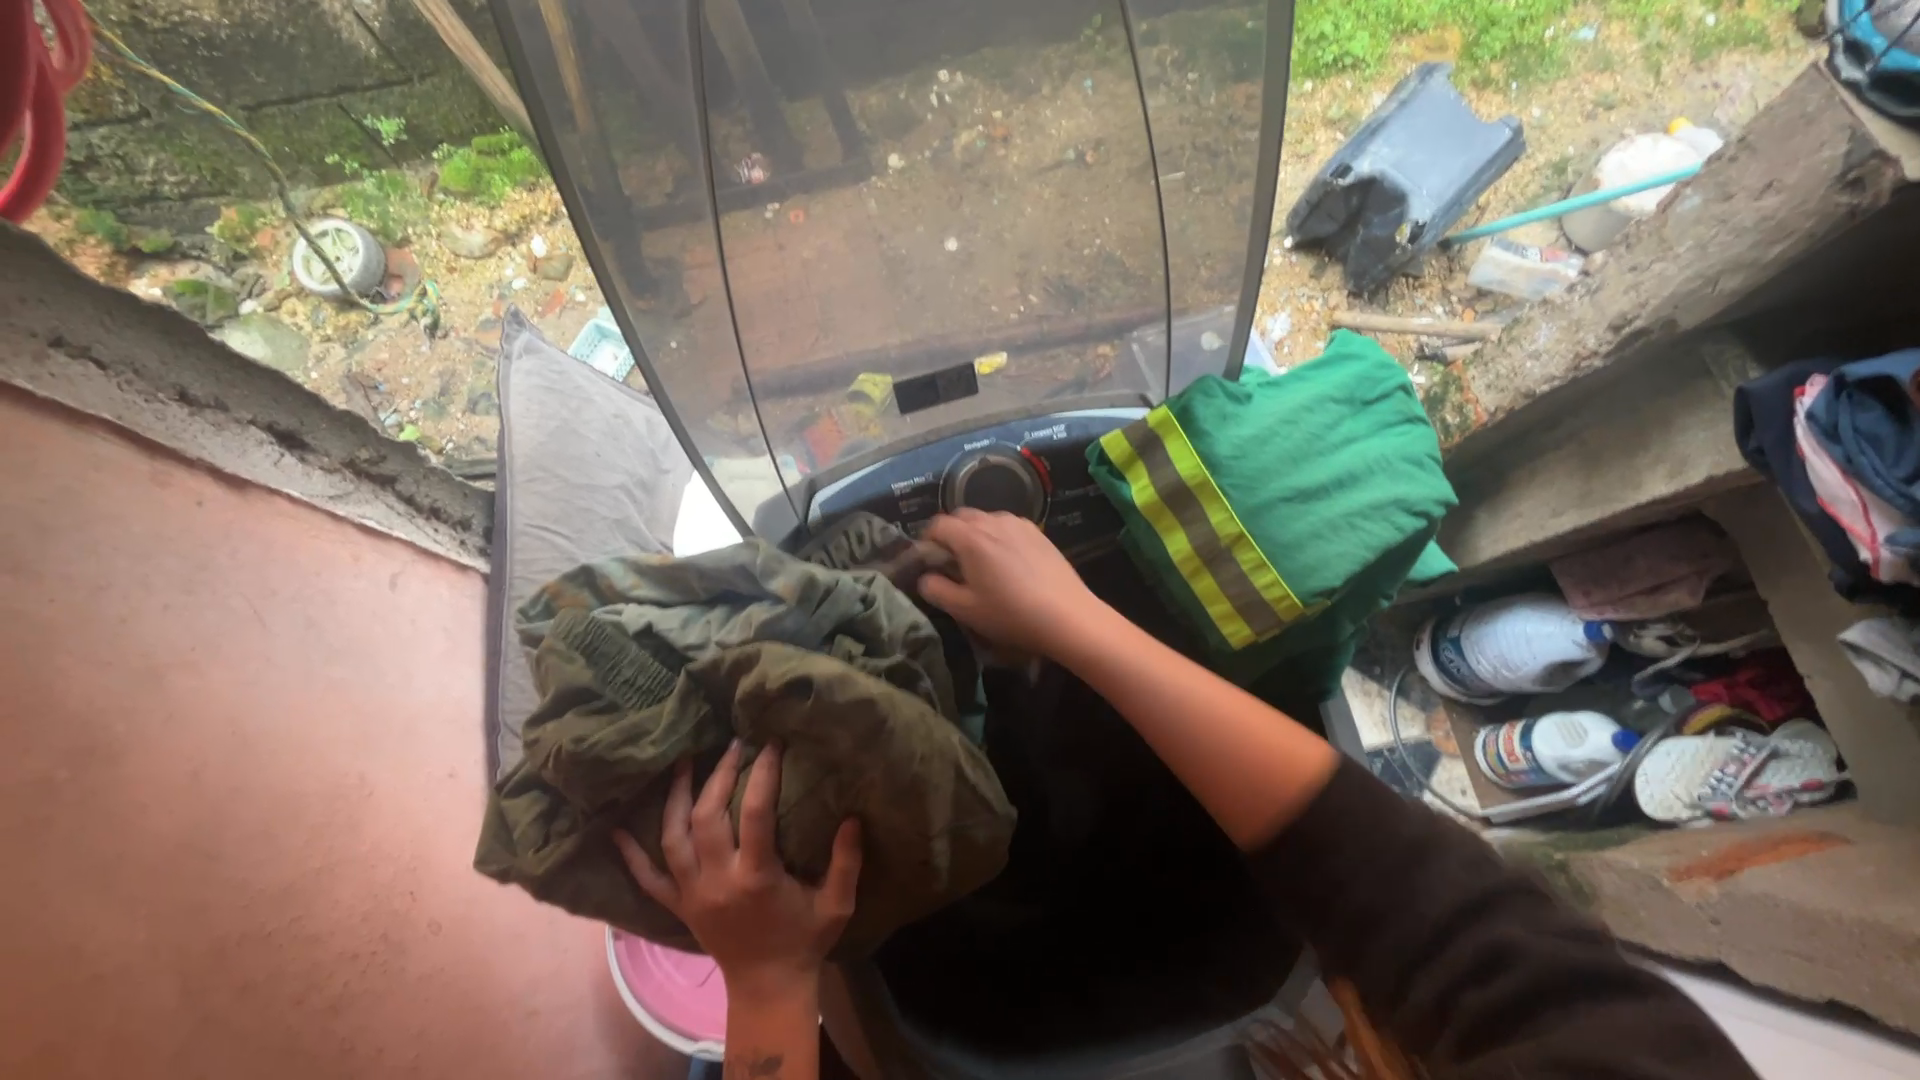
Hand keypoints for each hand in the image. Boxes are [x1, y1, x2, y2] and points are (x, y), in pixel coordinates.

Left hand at [613, 740, 861, 999]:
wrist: (768, 987)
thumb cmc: (805, 941)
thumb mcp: (838, 904)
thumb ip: (847, 861)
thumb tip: (853, 816)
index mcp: (757, 877)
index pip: (755, 813)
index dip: (762, 773)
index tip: (771, 743)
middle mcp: (717, 881)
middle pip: (707, 816)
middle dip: (719, 774)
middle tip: (733, 743)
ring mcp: (692, 894)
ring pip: (672, 838)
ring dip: (676, 797)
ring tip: (684, 762)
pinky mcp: (678, 907)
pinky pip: (647, 880)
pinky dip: (631, 854)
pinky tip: (618, 830)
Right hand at [917, 509, 1108, 657]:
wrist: (1067, 616)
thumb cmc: (1010, 614)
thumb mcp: (964, 609)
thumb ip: (936, 589)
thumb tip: (925, 577)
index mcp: (971, 538)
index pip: (938, 524)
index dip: (927, 540)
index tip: (929, 562)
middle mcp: (994, 521)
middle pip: (962, 516)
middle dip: (951, 535)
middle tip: (953, 564)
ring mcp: (1019, 524)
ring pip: (987, 519)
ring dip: (976, 535)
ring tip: (982, 564)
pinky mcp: (1039, 533)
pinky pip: (1008, 526)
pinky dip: (999, 537)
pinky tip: (1009, 563)